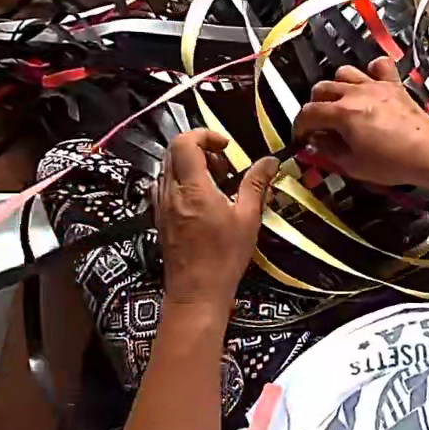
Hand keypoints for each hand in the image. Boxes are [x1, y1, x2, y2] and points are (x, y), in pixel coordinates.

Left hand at [155, 130, 278, 309]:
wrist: (196, 293)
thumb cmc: (223, 259)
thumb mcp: (247, 219)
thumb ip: (256, 184)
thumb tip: (269, 162)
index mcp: (192, 189)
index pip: (185, 143)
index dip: (205, 136)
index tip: (225, 146)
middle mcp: (171, 193)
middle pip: (174, 152)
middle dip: (200, 150)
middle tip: (224, 166)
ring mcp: (161, 206)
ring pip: (168, 169)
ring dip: (191, 166)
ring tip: (216, 184)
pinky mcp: (160, 218)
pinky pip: (166, 187)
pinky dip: (183, 183)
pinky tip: (203, 202)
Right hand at [292, 57, 428, 189]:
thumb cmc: (392, 163)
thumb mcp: (352, 165)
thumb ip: (328, 151)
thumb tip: (315, 142)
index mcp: (342, 113)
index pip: (308, 113)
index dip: (300, 127)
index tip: (302, 138)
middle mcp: (355, 92)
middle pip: (322, 88)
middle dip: (315, 106)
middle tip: (320, 124)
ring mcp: (375, 85)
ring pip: (344, 72)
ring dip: (337, 87)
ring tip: (341, 104)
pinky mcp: (393, 84)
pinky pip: (378, 65)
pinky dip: (370, 72)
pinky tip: (369, 86)